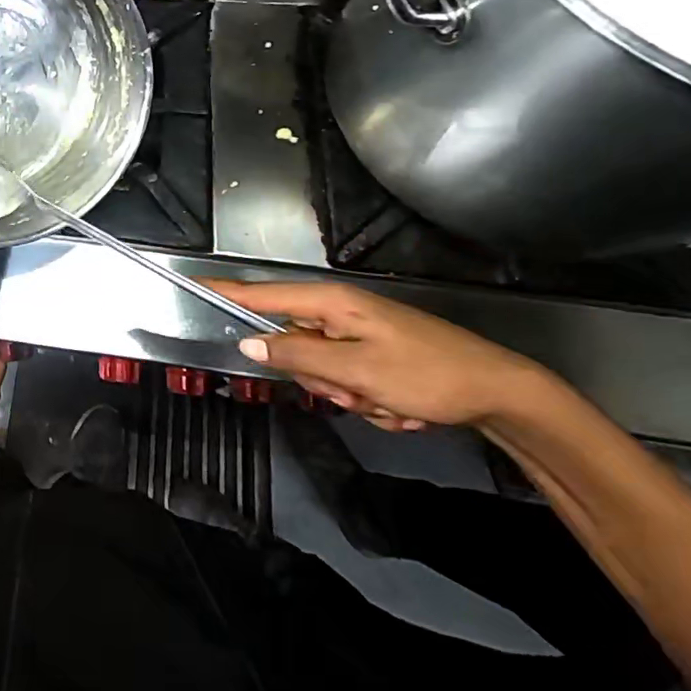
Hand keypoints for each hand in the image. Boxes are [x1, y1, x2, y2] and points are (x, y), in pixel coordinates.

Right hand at [204, 279, 550, 429]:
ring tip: (386, 400)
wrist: (498, 393)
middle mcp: (340, 314)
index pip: (264, 296)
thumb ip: (298, 356)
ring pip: (320, 371)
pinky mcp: (374, 357)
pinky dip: (368, 400)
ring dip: (348, 394)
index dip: (227, 293)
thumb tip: (249, 345)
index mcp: (333, 303)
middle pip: (293, 346)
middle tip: (353, 391)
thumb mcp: (358, 370)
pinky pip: (347, 382)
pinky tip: (398, 405)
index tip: (192, 285)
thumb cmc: (427, 373)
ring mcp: (358, 336)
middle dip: (319, 378)